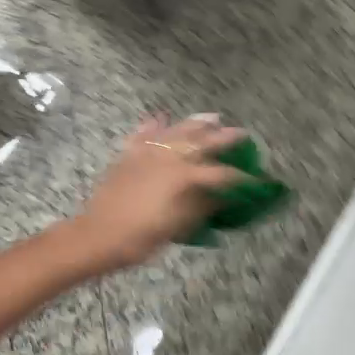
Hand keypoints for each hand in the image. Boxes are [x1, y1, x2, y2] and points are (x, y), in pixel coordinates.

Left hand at [66, 114, 246, 272]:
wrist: (98, 234)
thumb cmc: (141, 237)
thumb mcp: (177, 226)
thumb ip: (201, 207)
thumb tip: (221, 196)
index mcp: (182, 176)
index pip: (219, 173)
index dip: (240, 177)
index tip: (256, 179)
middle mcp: (166, 157)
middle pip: (200, 142)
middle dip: (223, 137)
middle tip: (241, 132)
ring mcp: (145, 151)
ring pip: (174, 131)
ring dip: (194, 123)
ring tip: (212, 117)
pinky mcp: (128, 154)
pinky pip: (143, 134)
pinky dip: (153, 125)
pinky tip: (161, 117)